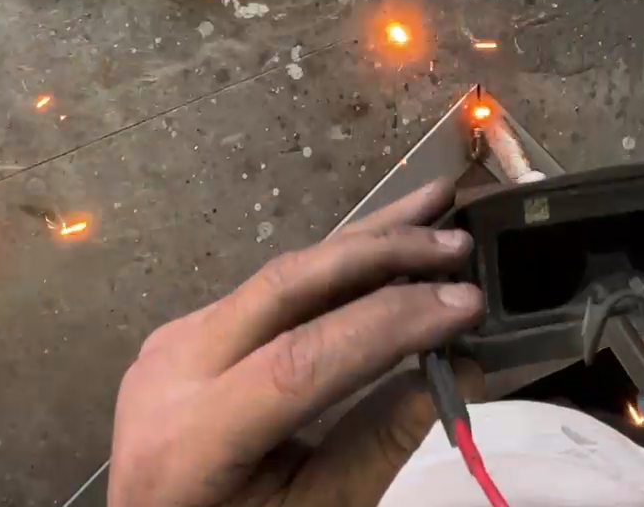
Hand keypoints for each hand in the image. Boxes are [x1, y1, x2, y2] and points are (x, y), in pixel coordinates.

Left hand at [110, 180, 484, 506]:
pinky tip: (386, 236)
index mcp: (190, 440)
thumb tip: (460, 365)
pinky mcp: (198, 321)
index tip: (467, 301)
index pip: (301, 360)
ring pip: (288, 268)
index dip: (389, 322)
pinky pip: (278, 284)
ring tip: (435, 202)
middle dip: (383, 254)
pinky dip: (340, 261)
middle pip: (289, 286)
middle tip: (457, 243)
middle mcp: (176, 366)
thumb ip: (379, 442)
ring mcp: (180, 334)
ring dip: (369, 237)